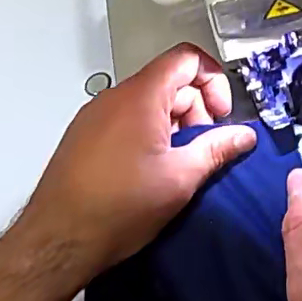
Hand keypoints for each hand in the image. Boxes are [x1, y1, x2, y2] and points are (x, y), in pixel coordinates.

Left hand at [17, 43, 257, 284]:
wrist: (56, 242)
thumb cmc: (119, 208)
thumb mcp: (180, 178)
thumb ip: (217, 149)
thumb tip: (245, 135)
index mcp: (141, 97)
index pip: (187, 58)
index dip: (214, 80)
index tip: (222, 116)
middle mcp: (115, 97)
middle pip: (170, 81)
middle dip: (196, 110)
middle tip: (202, 150)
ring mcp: (95, 115)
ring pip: (148, 102)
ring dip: (173, 125)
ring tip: (177, 166)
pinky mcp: (84, 135)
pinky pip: (126, 118)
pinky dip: (148, 133)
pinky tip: (151, 170)